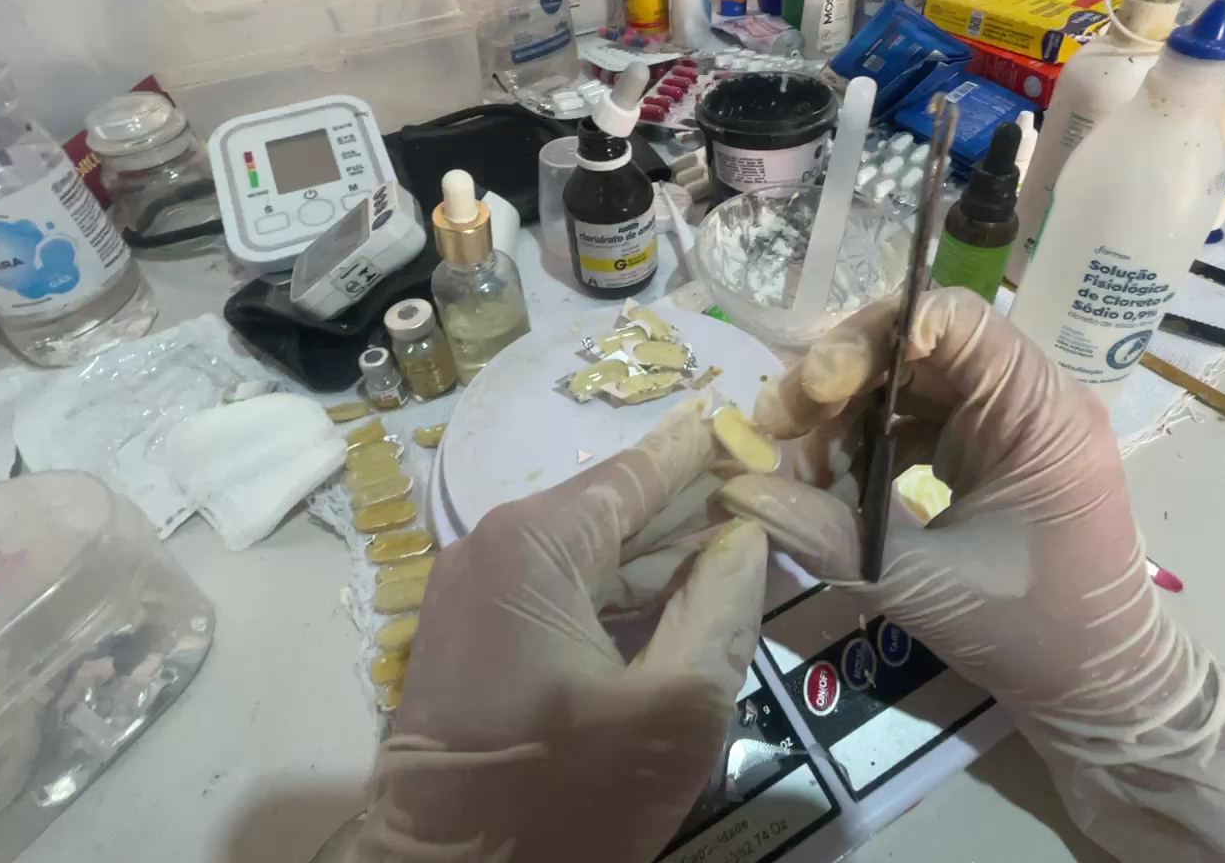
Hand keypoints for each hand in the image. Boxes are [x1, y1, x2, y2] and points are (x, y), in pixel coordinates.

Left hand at [353, 399, 767, 862]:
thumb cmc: (561, 804)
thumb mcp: (675, 710)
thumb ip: (723, 607)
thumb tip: (745, 535)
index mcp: (535, 543)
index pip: (636, 473)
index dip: (696, 450)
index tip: (741, 419)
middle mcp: (493, 542)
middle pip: (611, 506)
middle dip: (685, 505)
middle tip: (751, 491)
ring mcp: (474, 582)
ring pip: (587, 546)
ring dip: (655, 550)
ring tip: (726, 538)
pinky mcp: (473, 623)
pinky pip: (560, 582)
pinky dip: (618, 585)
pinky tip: (669, 590)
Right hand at [717, 288, 1224, 862]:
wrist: (1099, 692)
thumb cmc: (1036, 636)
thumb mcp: (927, 588)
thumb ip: (829, 536)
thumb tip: (740, 491)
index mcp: (1037, 411)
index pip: (955, 321)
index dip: (878, 334)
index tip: (819, 385)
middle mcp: (1021, 399)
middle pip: (916, 345)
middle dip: (840, 377)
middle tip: (778, 422)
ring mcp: (999, 423)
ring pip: (904, 380)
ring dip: (843, 410)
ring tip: (796, 458)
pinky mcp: (979, 449)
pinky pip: (909, 417)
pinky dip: (863, 440)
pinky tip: (831, 477)